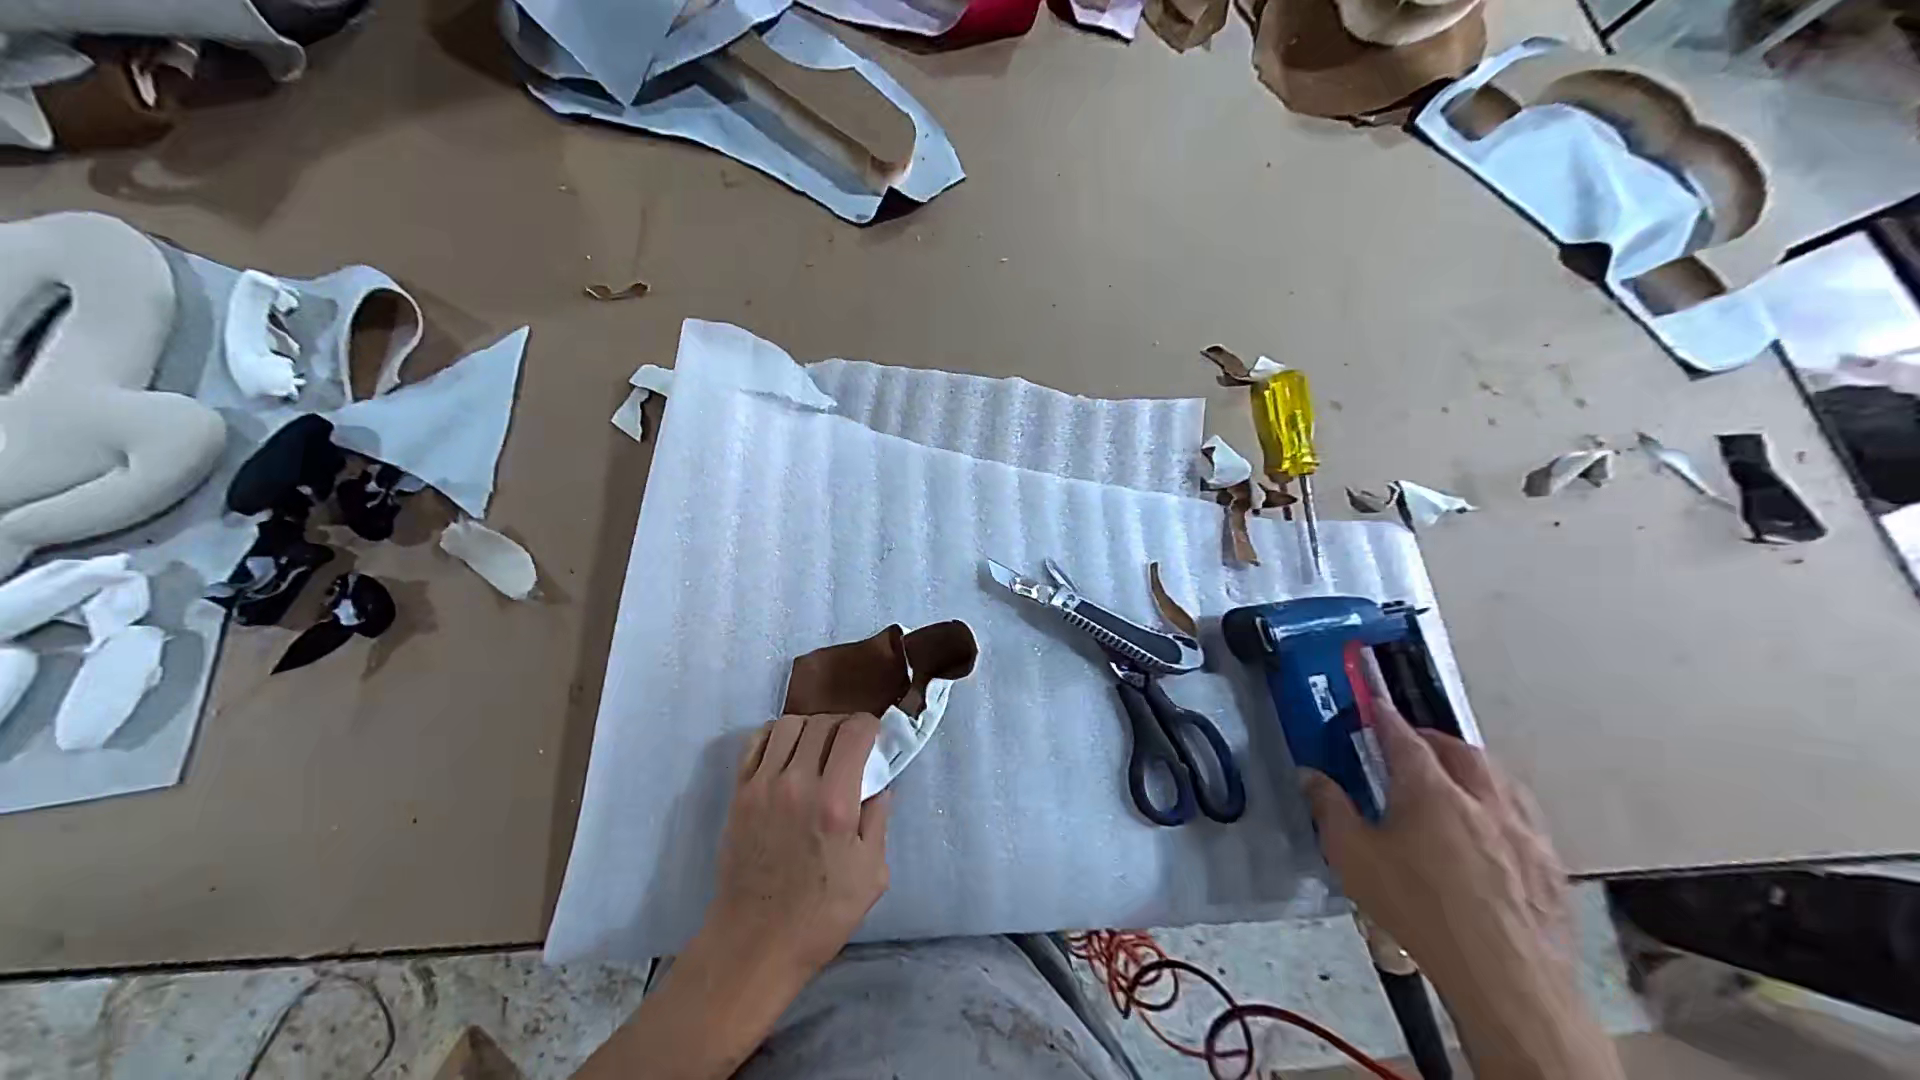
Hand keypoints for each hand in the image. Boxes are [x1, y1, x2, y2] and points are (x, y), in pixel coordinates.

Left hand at [573, 714, 891, 1079]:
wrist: (756, 942)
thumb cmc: (821, 914)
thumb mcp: (872, 873)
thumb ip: (878, 819)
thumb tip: (878, 785)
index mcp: (835, 802)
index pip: (853, 732)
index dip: (869, 725)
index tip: (875, 735)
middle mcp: (797, 784)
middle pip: (822, 722)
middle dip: (843, 725)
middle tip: (851, 743)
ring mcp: (762, 786)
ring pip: (789, 725)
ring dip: (811, 728)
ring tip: (819, 747)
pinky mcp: (739, 794)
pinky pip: (757, 743)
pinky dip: (777, 737)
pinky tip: (788, 754)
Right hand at [1302, 702, 1622, 1079]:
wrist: (1506, 978)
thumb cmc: (1419, 910)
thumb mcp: (1354, 858)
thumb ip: (1330, 809)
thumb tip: (1310, 775)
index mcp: (1431, 792)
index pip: (1404, 739)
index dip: (1386, 717)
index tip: (1375, 703)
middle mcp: (1482, 800)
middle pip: (1461, 750)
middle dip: (1433, 738)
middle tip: (1411, 742)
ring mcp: (1524, 831)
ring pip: (1500, 778)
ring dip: (1472, 765)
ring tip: (1453, 775)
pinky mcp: (1550, 864)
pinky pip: (1524, 814)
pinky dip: (1500, 801)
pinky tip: (1491, 824)